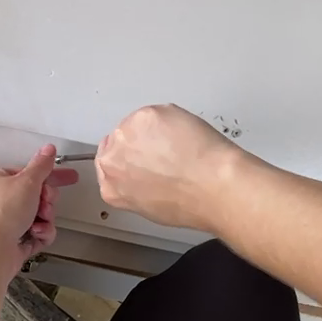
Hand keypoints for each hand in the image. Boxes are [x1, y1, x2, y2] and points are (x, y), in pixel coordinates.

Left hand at [0, 145, 80, 267]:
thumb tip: (48, 150)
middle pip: (38, 195)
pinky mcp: (15, 240)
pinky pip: (39, 233)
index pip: (29, 172)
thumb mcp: (26, 182)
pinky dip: (41, 233)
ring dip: (45, 219)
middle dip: (46, 201)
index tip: (68, 176)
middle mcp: (1, 200)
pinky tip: (35, 234)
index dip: (49, 175)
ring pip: (41, 215)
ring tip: (37, 221)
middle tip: (44, 202)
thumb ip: (41, 166)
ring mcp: (8, 222)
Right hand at [97, 105, 250, 231]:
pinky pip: (155, 113)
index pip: (108, 162)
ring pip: (136, 123)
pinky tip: (185, 136)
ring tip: (179, 145)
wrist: (213, 186)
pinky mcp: (146, 115)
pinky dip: (170, 120)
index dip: (129, 158)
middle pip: (118, 139)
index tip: (140, 156)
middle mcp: (112, 158)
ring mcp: (126, 133)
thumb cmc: (191, 203)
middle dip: (138, 142)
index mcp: (110, 186)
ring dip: (154, 129)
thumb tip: (144, 172)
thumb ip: (134, 186)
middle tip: (163, 150)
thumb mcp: (150, 207)